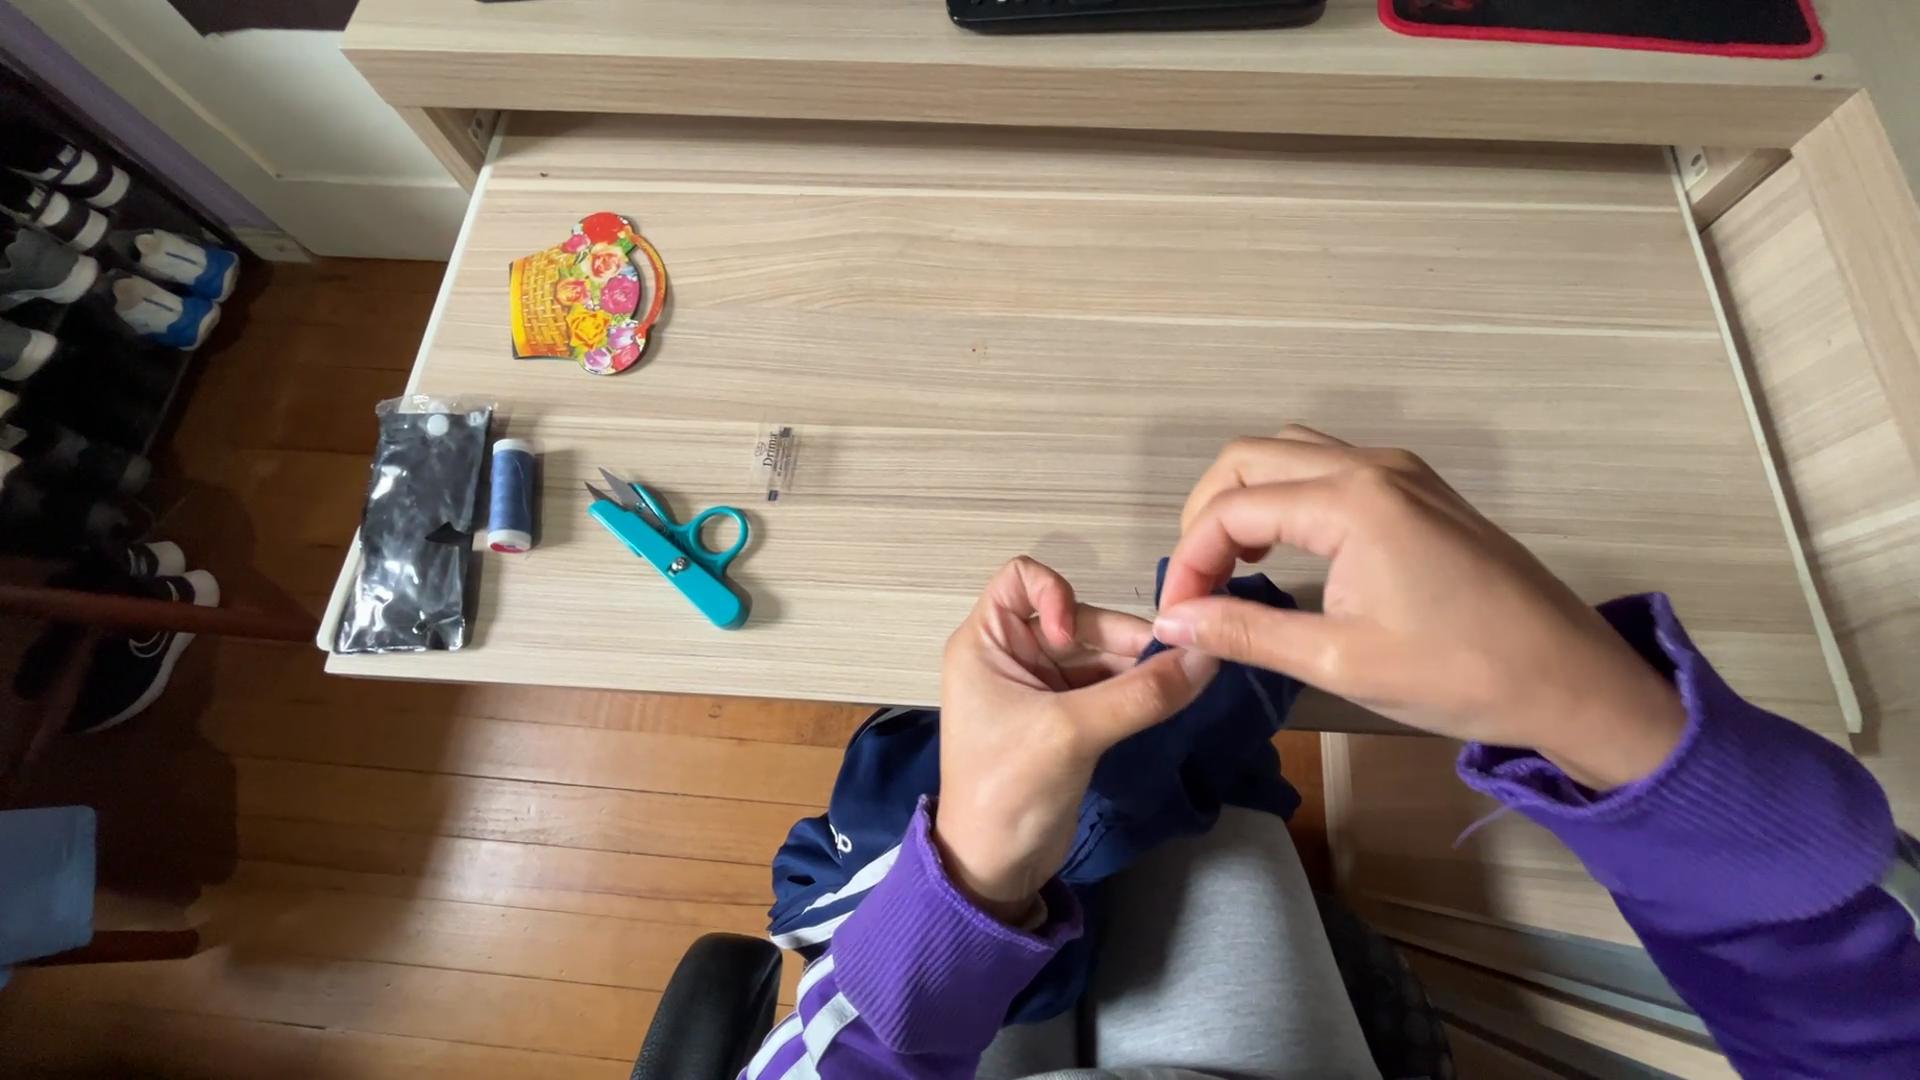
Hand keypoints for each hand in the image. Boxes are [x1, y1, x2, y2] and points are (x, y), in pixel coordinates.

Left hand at [934, 557, 1217, 922]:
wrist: (995, 867)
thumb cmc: (1010, 787)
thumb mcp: (1071, 733)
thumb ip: (1140, 694)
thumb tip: (1208, 655)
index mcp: (985, 641)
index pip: (1020, 578)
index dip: (1055, 592)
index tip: (1071, 637)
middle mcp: (1012, 653)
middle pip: (1075, 617)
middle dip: (1118, 638)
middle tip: (1172, 663)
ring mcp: (1041, 684)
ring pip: (1097, 652)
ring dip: (1135, 666)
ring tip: (1180, 683)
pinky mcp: (1066, 715)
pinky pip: (1106, 685)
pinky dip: (1135, 689)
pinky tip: (1169, 697)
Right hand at [1154, 427, 1685, 789]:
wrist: (1577, 683)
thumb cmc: (1459, 674)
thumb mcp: (1338, 661)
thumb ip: (1243, 632)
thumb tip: (1170, 625)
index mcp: (1351, 501)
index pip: (1231, 510)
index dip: (1190, 561)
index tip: (1179, 616)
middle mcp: (1370, 465)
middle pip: (1246, 458)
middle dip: (1204, 517)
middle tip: (1198, 582)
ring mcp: (1398, 469)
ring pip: (1285, 452)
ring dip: (1243, 497)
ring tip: (1232, 559)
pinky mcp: (1415, 487)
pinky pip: (1323, 465)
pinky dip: (1282, 494)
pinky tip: (1284, 543)